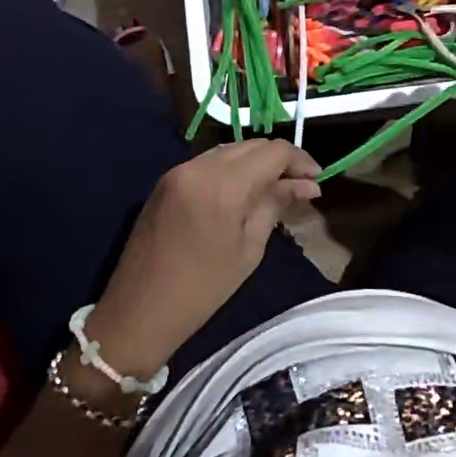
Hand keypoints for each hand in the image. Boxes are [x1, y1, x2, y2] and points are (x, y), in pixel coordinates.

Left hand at [85, 140, 320, 378]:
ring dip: (257, 162)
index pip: (274, 151)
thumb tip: (306, 185)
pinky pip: (209, 162)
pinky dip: (233, 169)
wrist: (137, 311)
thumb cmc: (202, 289)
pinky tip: (244, 191)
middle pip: (252, 145)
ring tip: (275, 188)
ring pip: (230, 150)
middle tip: (301, 186)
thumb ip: (275, 205)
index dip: (301, 161)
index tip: (318, 180)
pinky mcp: (166, 181)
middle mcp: (199, 166)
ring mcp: (178, 171)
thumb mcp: (249, 249)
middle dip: (281, 160)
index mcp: (223, 185)